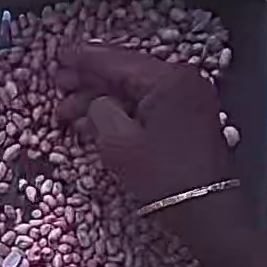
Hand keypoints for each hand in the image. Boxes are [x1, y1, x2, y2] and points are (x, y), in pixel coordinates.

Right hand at [56, 44, 255, 260]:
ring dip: (101, 98)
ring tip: (69, 110)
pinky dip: (121, 110)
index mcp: (167, 79)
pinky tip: (95, 121)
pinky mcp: (187, 117)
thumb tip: (95, 101)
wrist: (206, 211)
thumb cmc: (162, 176)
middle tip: (59, 82)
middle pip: (126, 72)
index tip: (59, 55)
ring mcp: (188, 98)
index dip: (83, 59)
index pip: (116, 61)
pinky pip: (147, 104)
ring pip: (135, 89)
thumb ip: (98, 110)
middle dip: (89, 79)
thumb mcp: (118, 143)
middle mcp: (181, 80)